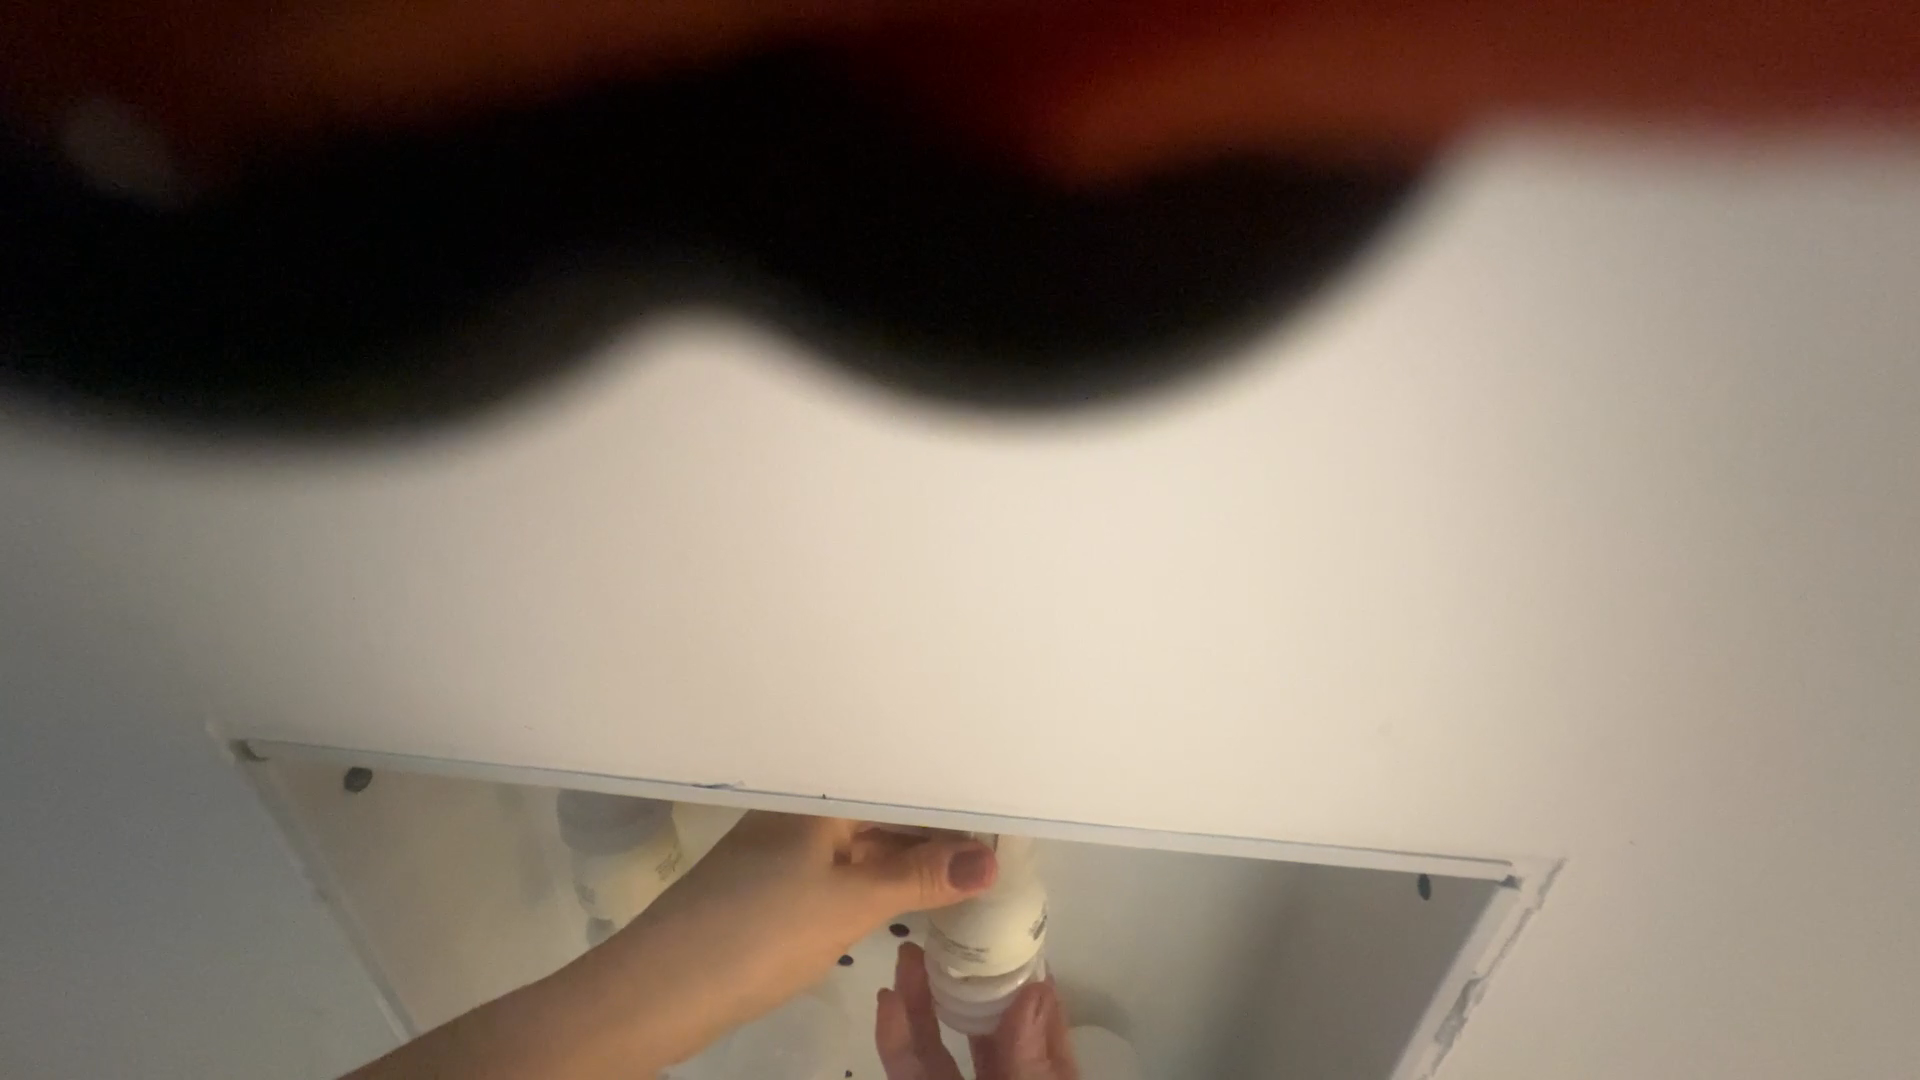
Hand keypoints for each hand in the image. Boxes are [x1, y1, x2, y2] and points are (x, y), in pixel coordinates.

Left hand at [599, 813, 997, 1067]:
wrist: (659, 988)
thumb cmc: (759, 930)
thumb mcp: (851, 903)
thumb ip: (923, 878)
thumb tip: (992, 861)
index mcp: (823, 792)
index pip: (901, 779)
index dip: (952, 794)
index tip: (1002, 806)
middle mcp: (809, 804)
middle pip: (887, 805)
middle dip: (938, 825)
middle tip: (998, 837)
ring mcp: (793, 840)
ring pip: (869, 835)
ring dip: (913, 851)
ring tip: (972, 859)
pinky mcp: (784, 875)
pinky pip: (849, 861)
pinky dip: (884, 872)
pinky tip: (914, 883)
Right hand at [877, 942, 1079, 1079]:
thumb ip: (1033, 1056)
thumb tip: (1035, 986)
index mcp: (1045, 1072)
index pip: (1040, 1014)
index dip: (1024, 969)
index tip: (1003, 922)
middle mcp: (1005, 1074)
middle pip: (984, 1018)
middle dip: (963, 973)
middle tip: (946, 927)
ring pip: (940, 1040)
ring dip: (921, 995)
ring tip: (907, 951)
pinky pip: (910, 1069)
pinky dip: (896, 1037)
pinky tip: (887, 999)